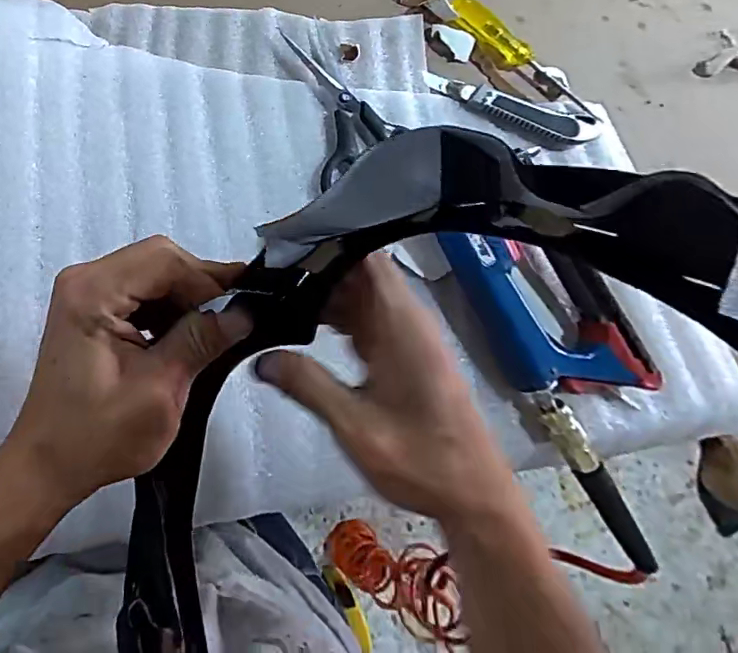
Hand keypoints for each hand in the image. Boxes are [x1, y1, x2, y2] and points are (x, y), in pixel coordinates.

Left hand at [4, 236, 251, 509]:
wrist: (46, 466)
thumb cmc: (95, 437)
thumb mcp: (158, 391)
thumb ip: (200, 341)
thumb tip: (243, 312)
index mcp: (92, 293)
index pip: (164, 260)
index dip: (206, 279)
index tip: (239, 306)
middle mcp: (85, 280)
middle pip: (160, 258)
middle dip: (199, 284)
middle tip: (234, 313)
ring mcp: (86, 290)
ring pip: (155, 270)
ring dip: (187, 295)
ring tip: (217, 323)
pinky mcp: (93, 306)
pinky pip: (142, 288)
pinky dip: (170, 305)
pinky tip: (189, 329)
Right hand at [256, 253, 517, 523]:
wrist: (473, 494)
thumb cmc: (424, 461)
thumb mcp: (356, 426)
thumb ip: (309, 386)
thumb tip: (264, 358)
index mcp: (401, 322)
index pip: (367, 258)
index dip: (331, 242)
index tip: (290, 243)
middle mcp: (406, 319)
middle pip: (359, 272)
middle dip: (317, 268)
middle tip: (271, 272)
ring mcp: (406, 334)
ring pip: (361, 294)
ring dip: (326, 293)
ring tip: (280, 295)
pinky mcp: (404, 351)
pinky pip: (367, 317)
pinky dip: (338, 316)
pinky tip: (307, 325)